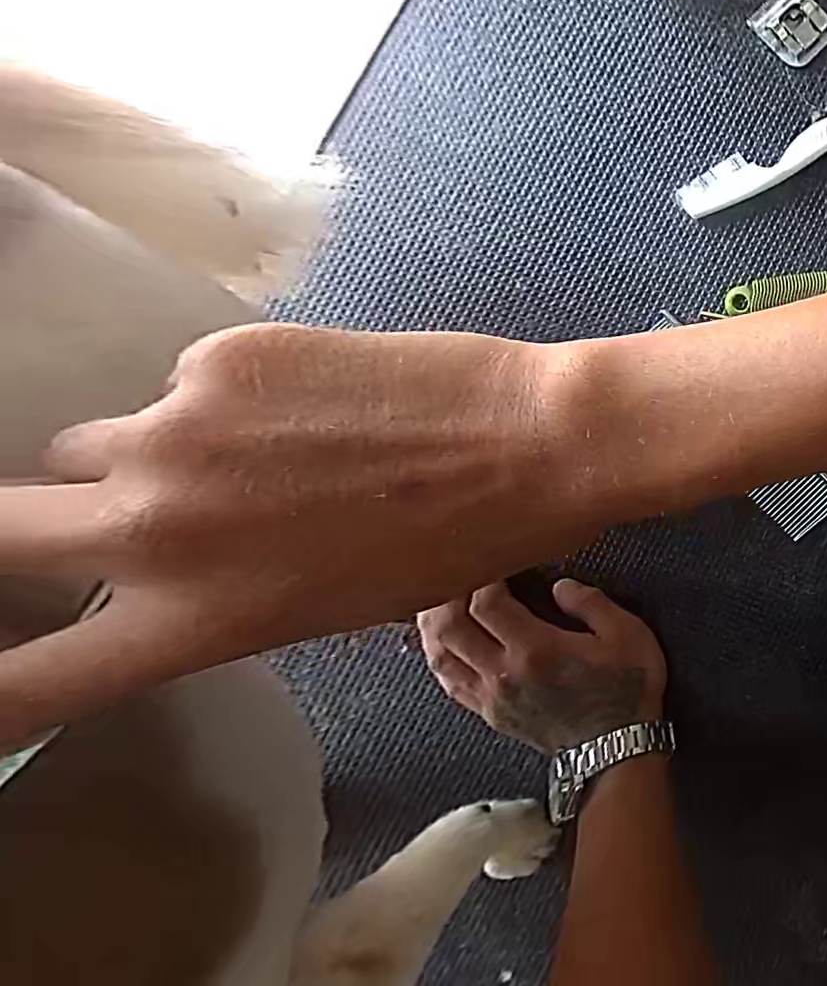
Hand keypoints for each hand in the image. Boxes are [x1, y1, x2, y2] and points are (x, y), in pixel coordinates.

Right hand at [0, 323, 642, 743]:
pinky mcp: (225, 358)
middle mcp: (156, 529)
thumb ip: (256, 589)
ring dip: (169, 450)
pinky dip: (250, 395)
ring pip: (107, 443)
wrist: (551, 439)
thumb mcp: (366, 596)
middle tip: (100, 514)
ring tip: (289, 447)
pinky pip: (201, 383)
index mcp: (206, 615)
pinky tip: (344, 398)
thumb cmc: (486, 532)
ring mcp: (178, 432)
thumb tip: (202, 565)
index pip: (12, 689)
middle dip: (31, 530)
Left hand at [419, 579, 666, 753]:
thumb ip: (591, 604)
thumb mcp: (628, 633)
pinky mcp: (488, 713)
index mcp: (536, 649)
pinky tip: (445, 643)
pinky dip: (440, 655)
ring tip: (441, 602)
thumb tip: (559, 586)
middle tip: (457, 574)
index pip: (487, 605)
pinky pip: (449, 681)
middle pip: (450, 629)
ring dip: (433, 626)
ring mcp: (490, 697)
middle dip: (448, 597)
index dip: (486, 579)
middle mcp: (502, 672)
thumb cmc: (628, 683)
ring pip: (440, 657)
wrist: (615, 744)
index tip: (498, 561)